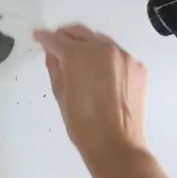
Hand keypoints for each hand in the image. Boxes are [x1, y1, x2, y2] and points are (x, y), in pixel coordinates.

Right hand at [34, 25, 148, 159]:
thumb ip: (55, 67)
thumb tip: (53, 52)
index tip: (38, 37)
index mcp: (78, 55)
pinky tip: (102, 76)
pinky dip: (107, 60)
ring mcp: (124, 56)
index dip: (44, 37)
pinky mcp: (138, 66)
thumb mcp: (60, 94)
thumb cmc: (81, 124)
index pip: (56, 39)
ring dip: (88, 46)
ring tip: (81, 61)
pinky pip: (118, 55)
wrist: (116, 144)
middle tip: (57, 45)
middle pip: (80, 32)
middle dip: (66, 36)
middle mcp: (103, 48)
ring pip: (101, 41)